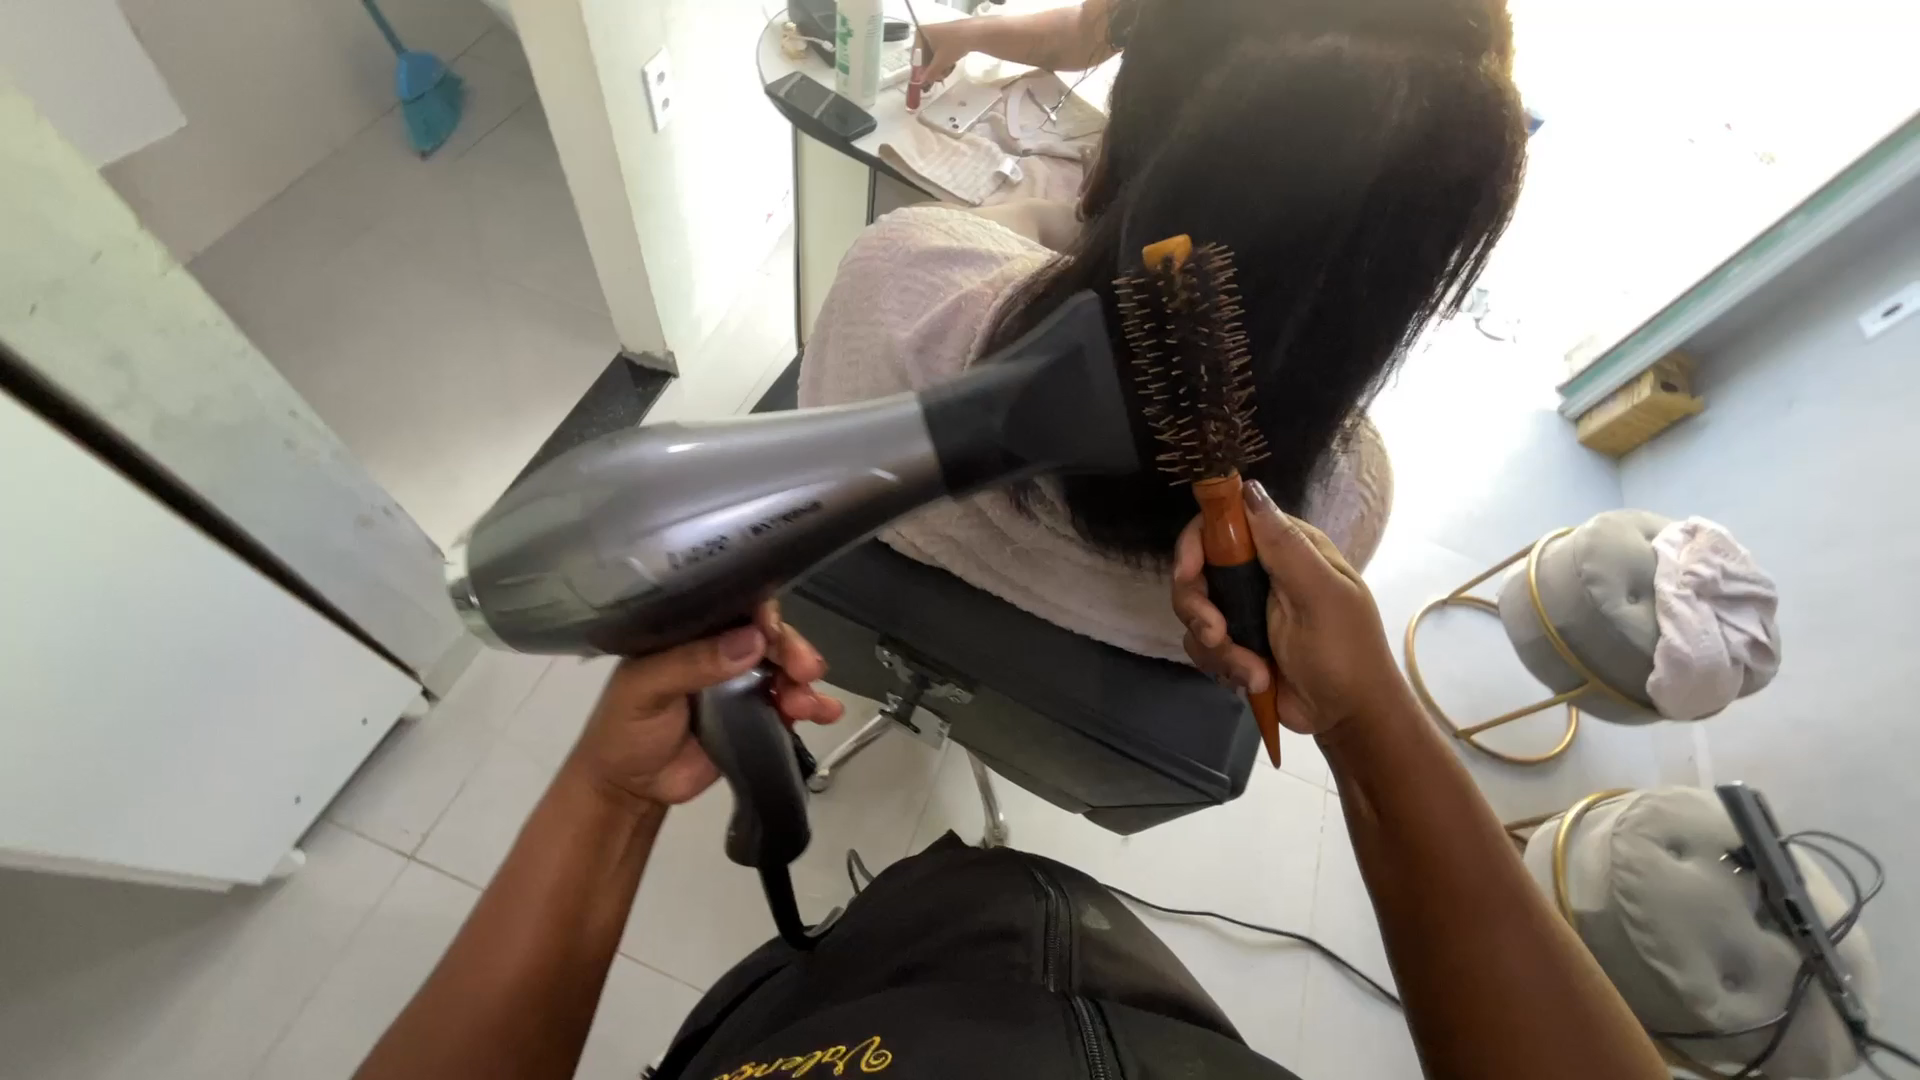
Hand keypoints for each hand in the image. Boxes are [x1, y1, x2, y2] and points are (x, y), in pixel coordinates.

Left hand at [568, 602, 843, 809]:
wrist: (630, 789)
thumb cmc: (626, 729)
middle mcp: (721, 650)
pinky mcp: (758, 716)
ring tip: (808, 706)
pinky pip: (791, 703)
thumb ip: (693, 663)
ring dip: (804, 683)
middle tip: (808, 670)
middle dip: (793, 651)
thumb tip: (753, 641)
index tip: (775, 632)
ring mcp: (743, 684)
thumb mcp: (646, 689)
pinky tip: (828, 713)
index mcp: (693, 634)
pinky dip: (815, 706)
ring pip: (785, 670)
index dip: (762, 614)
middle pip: (769, 638)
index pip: (735, 609)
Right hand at [912, 20, 972, 86]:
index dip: (920, 71)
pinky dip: (944, 62)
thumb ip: (929, 74)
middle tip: (937, 80)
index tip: (924, 82)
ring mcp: (936, 35)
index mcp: (920, 34)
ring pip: (933, 57)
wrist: (973, 33)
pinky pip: (940, 53)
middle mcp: (926, 33)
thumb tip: (921, 83)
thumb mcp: (940, 62)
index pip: (916, 56)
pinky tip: (950, 66)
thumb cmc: (953, 45)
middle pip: (924, 57)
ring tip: (946, 73)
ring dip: (939, 68)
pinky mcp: (945, 38)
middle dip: (932, 70)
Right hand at [1171, 481, 1405, 735]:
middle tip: (1217, 634)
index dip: (1196, 544)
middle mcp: (1257, 572)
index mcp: (1284, 549)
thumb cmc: (1345, 651)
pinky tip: (1253, 680)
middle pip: (1196, 571)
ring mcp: (1242, 609)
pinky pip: (1200, 645)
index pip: (1222, 525)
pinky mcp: (1233, 642)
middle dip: (1199, 608)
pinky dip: (1223, 666)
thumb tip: (1248, 486)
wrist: (1347, 718)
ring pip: (1193, 613)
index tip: (1189, 572)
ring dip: (1218, 648)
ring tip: (1252, 672)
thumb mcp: (1319, 595)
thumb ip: (1283, 545)